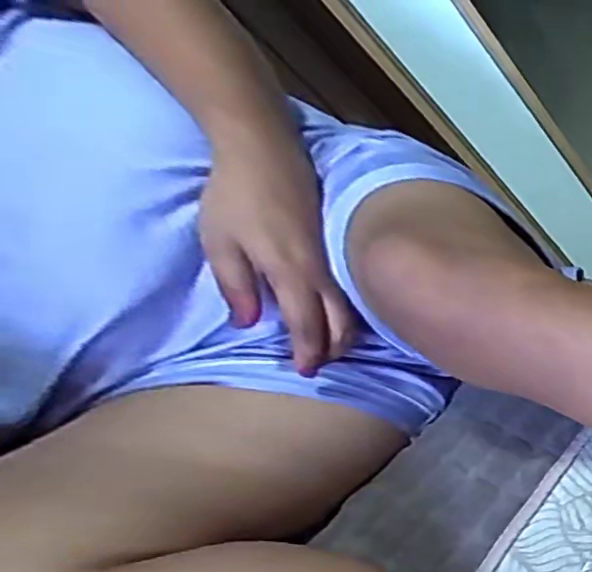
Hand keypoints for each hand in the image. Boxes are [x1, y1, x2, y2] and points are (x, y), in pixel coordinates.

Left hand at [200, 137, 357, 373]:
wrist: (271, 160)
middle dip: (331, 350)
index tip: (303, 371)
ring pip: (351, 316)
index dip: (306, 352)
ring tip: (332, 348)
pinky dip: (349, 319)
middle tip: (318, 364)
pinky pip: (353, 300)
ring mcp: (337, 270)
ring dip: (344, 337)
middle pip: (339, 327)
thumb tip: (250, 321)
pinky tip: (341, 322)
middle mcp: (323, 279)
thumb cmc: (238, 198)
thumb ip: (235, 284)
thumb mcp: (219, 240)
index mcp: (291, 275)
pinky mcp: (341, 260)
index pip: (307, 326)